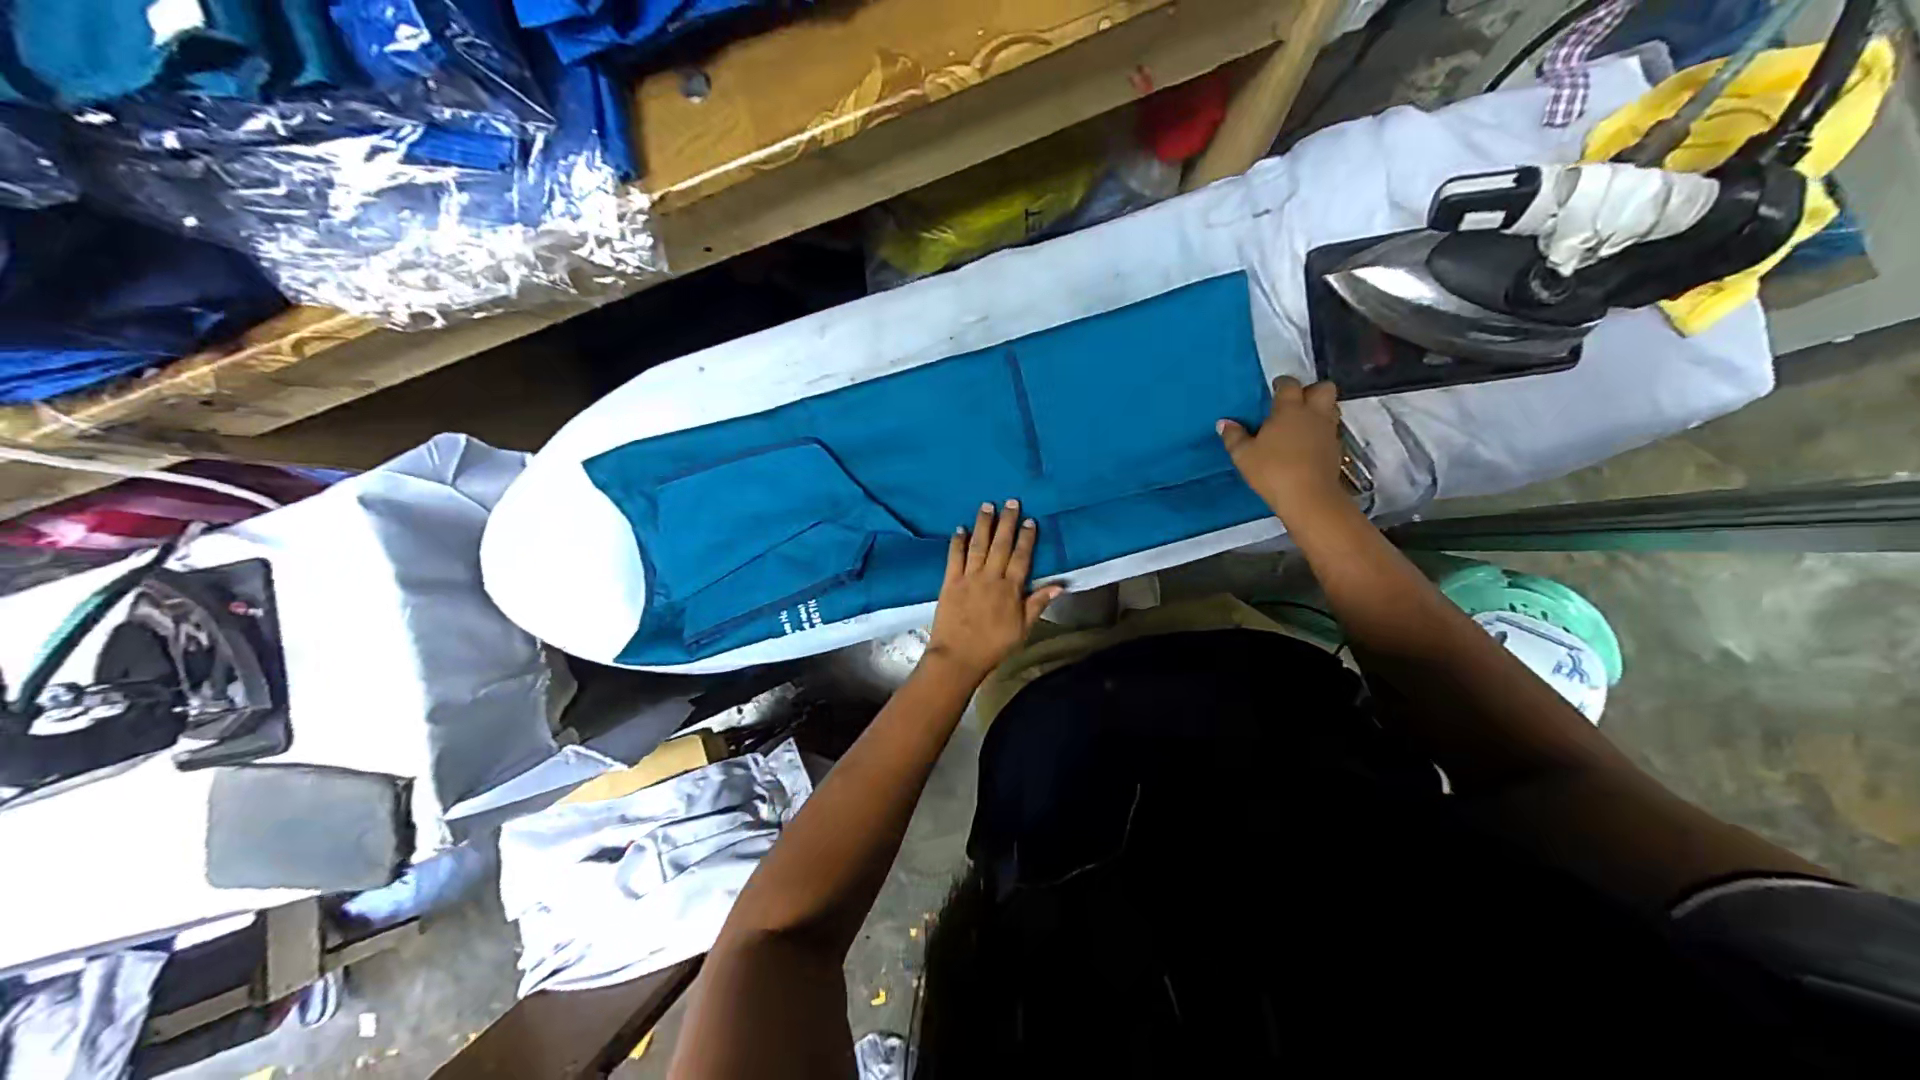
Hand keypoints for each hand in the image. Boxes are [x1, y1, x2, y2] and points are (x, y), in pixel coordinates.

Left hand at [924, 500, 1064, 681]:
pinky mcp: (949, 582)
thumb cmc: (994, 645)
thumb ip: (1038, 603)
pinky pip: (954, 557)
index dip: (1027, 538)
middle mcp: (990, 578)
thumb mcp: (1023, 628)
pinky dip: (957, 541)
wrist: (959, 657)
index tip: (1030, 520)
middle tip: (1011, 501)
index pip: (1021, 557)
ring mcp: (969, 578)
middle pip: (1001, 544)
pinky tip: (960, 528)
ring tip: (987, 506)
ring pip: (978, 545)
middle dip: (1007, 522)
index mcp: (1011, 589)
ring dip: (983, 524)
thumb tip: (1060, 585)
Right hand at [1218, 376, 1349, 526]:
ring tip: (1301, 423)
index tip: (1274, 387)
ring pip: (1331, 408)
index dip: (1282, 383)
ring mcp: (1328, 430)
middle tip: (1294, 403)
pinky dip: (1321, 431)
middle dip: (1311, 390)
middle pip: (1323, 388)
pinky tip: (1307, 444)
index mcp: (1290, 409)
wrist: (1309, 497)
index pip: (1290, 384)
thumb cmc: (1272, 470)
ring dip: (1319, 409)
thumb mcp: (1243, 455)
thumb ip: (1233, 437)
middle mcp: (1314, 414)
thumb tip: (1224, 423)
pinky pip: (1331, 430)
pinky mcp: (1336, 448)